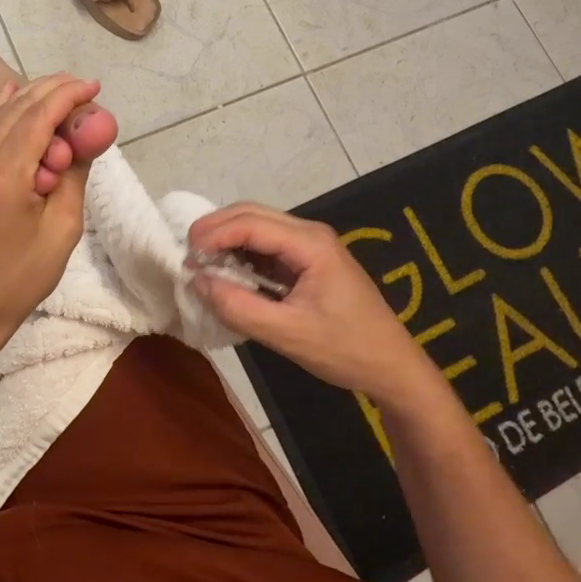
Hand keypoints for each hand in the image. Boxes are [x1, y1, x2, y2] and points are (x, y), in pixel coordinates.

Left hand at [0, 75, 102, 337]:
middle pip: (17, 108)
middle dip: (52, 91)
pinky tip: (15, 91)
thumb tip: (86, 135)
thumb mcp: (63, 228)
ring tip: (65, 91)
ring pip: (1, 115)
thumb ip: (74, 174)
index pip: (37, 118)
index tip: (93, 86)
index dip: (66, 96)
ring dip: (32, 98)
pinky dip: (6, 109)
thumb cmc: (22, 275)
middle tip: (85, 87)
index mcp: (4, 176)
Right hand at [189, 204, 445, 411]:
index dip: (213, 235)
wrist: (393, 368)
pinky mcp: (308, 259)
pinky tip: (228, 272)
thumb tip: (197, 281)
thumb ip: (239, 307)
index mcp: (310, 244)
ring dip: (226, 239)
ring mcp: (310, 244)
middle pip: (250, 213)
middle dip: (214, 229)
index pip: (249, 223)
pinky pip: (266, 243)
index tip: (186, 259)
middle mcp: (310, 233)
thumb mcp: (287, 334)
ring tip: (203, 265)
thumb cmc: (345, 350)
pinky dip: (241, 251)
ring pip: (256, 224)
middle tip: (187, 257)